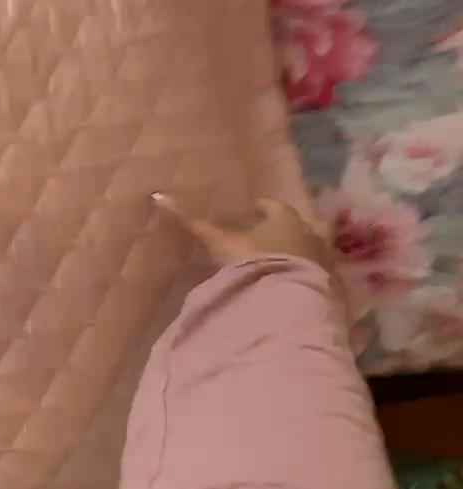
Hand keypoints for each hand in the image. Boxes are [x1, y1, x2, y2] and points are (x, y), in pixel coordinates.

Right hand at [153, 193, 339, 276]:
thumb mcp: (217, 239)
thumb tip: (159, 196)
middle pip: (310, 220)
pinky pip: (321, 264)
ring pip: (320, 241)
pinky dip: (312, 263)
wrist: (282, 292)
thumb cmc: (250, 257)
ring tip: (293, 246)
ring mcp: (323, 255)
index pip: (277, 206)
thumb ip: (193, 221)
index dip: (264, 205)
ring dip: (308, 241)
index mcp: (286, 220)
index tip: (253, 207)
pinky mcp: (328, 277)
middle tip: (282, 223)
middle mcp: (310, 233)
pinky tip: (299, 269)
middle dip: (297, 220)